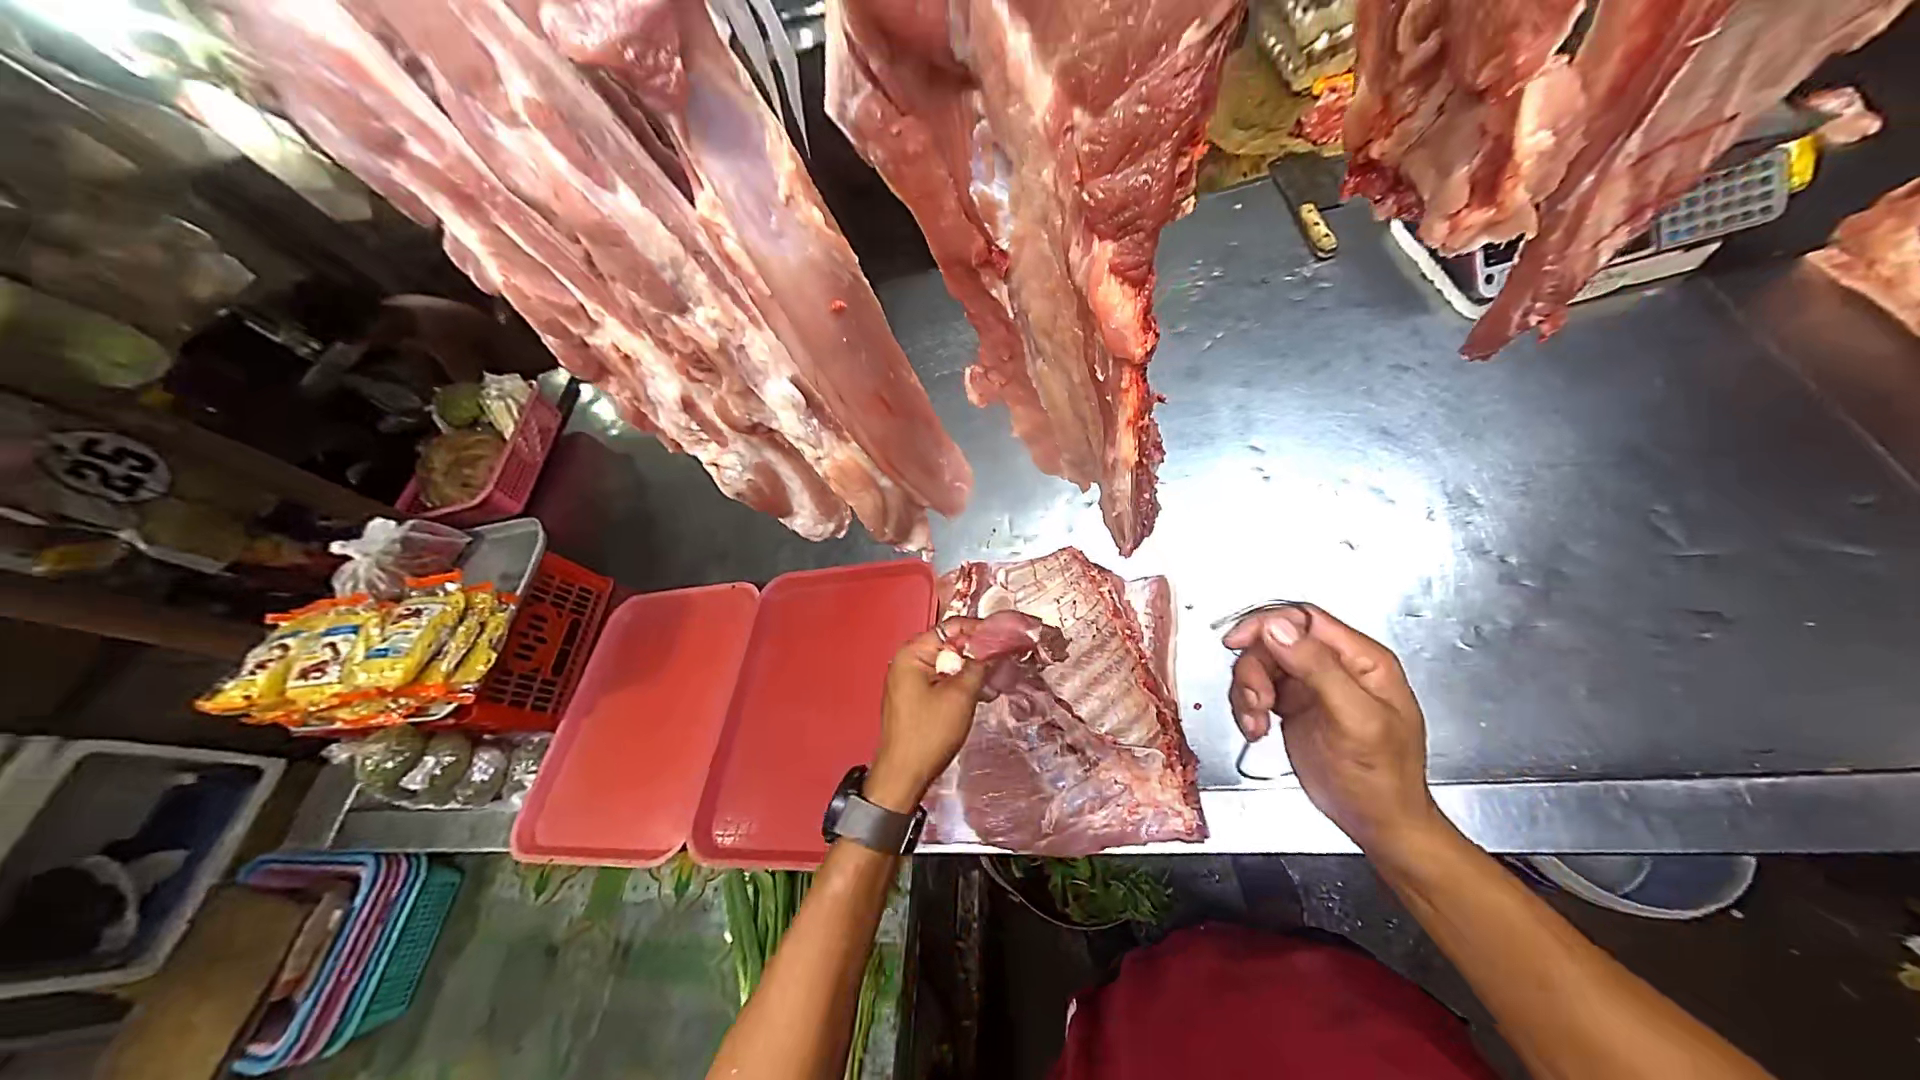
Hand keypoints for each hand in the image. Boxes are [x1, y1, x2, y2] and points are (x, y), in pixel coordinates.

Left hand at [866, 618, 988, 813]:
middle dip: (977, 650)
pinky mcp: (915, 697)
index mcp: (911, 654)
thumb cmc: (927, 735)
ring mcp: (909, 680)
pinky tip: (979, 691)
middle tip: (1004, 656)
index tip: (1004, 637)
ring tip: (995, 675)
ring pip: (947, 663)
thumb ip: (978, 665)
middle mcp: (907, 662)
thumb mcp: (960, 695)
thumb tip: (992, 647)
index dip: (980, 630)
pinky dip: (960, 682)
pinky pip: (942, 679)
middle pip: (949, 644)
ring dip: (970, 668)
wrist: (904, 775)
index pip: (951, 627)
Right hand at [1223, 604, 1441, 853]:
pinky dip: (1246, 707)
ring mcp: (1312, 686)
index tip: (1238, 642)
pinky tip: (1256, 727)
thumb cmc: (1382, 778)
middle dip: (1254, 670)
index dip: (1266, 625)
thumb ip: (1318, 668)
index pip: (1304, 619)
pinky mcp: (1293, 706)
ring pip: (1260, 665)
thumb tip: (1278, 628)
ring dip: (1246, 691)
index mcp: (1360, 660)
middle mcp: (1334, 667)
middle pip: (1274, 642)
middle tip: (1256, 701)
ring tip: (1255, 720)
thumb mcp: (1355, 719)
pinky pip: (1256, 690)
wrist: (1378, 822)